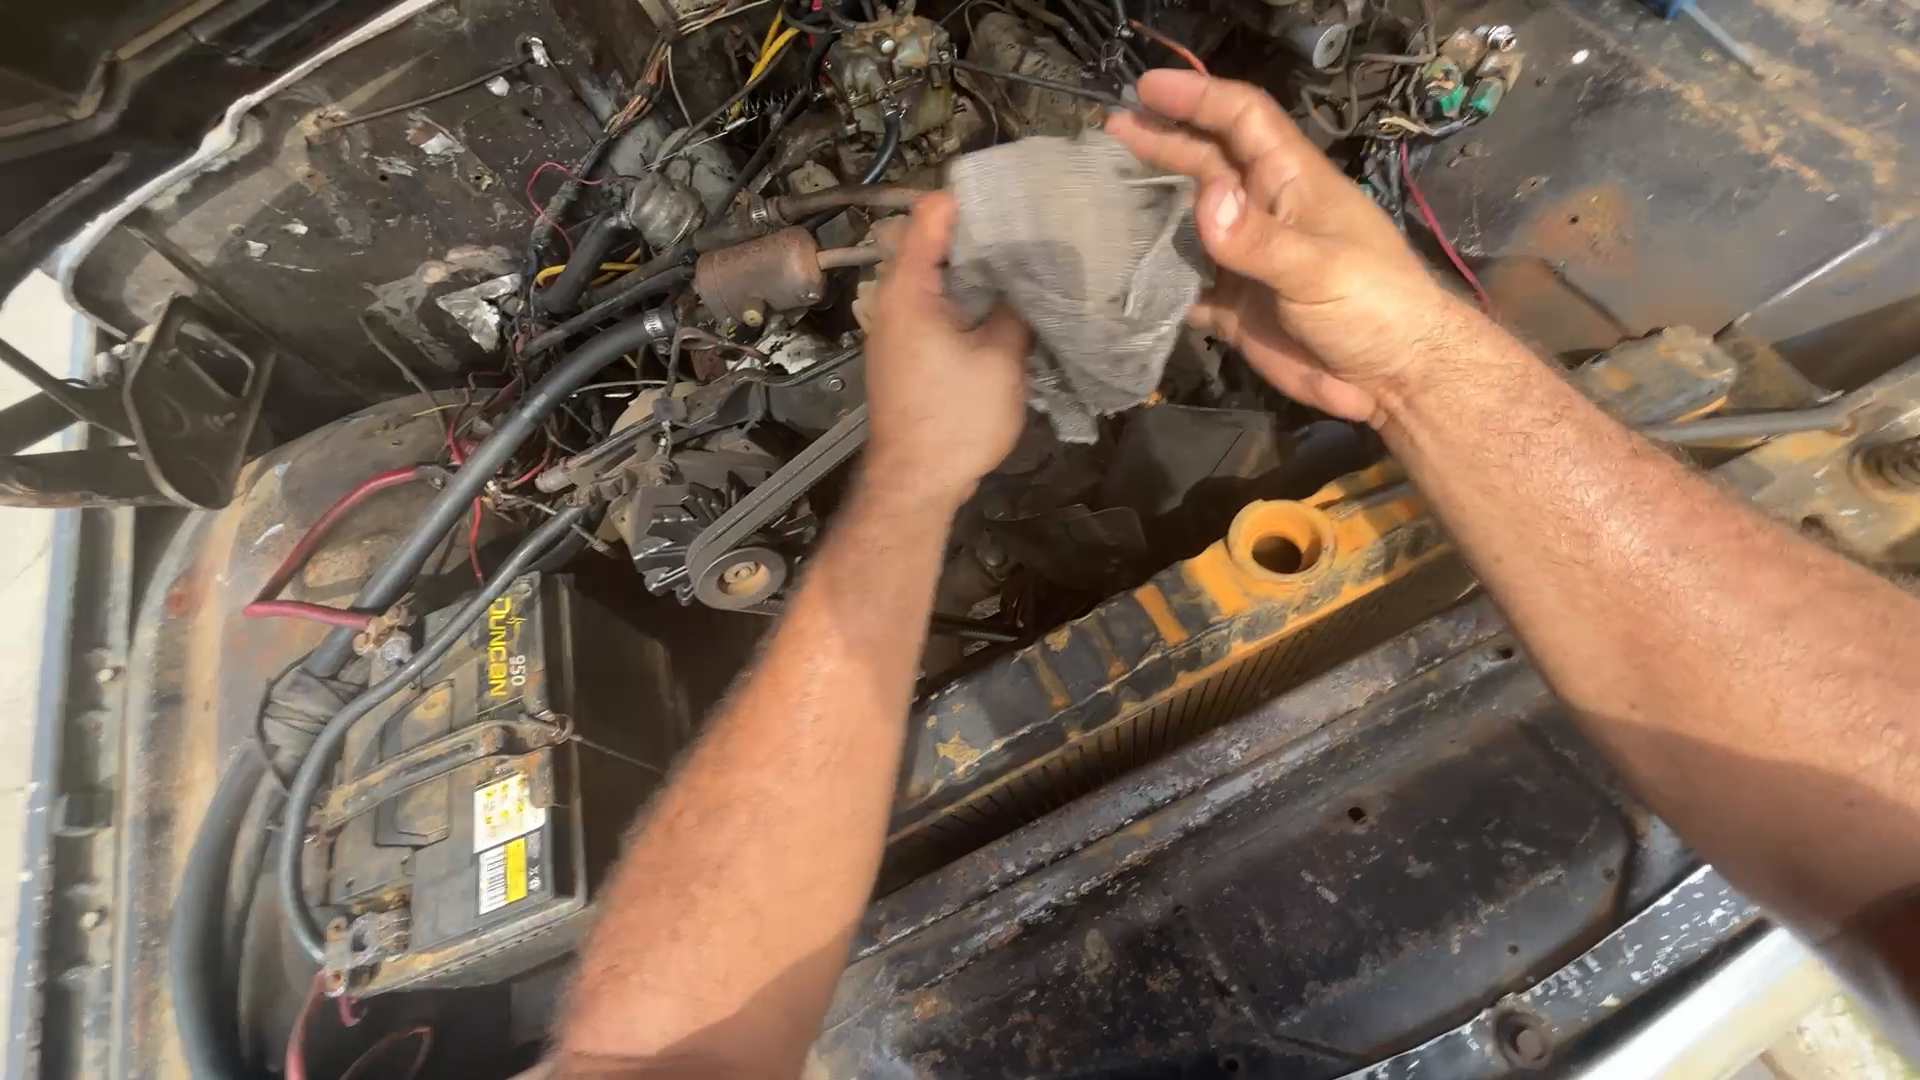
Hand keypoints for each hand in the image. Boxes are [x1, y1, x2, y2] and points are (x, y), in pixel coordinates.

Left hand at [862, 192, 1030, 507]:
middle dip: (980, 236)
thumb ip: (1016, 310)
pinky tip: (1000, 309)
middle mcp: (892, 302)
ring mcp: (894, 331)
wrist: (915, 482)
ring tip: (1023, 266)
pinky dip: (963, 303)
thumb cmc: (956, 419)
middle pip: (933, 246)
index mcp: (909, 290)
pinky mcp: (904, 356)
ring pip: (935, 281)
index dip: (974, 199)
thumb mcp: (1002, 360)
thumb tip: (1031, 280)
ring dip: (974, 273)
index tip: (1017, 197)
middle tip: (1030, 231)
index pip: (932, 214)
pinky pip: (933, 311)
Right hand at [1107, 70, 1480, 425]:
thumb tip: (1204, 198)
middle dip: (1163, 144)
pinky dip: (1157, 286)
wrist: (1387, 376)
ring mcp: (1245, 263)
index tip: (1147, 89)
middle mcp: (1263, 214)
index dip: (1197, 98)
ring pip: (1189, 228)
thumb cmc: (1373, 306)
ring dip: (1151, 213)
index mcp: (1291, 183)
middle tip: (1112, 130)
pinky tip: (1125, 281)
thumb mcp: (1319, 266)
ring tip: (1105, 201)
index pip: (1241, 122)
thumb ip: (1258, 238)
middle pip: (1206, 166)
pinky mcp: (1232, 309)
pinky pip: (1185, 290)